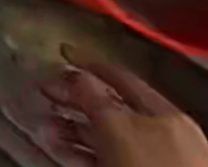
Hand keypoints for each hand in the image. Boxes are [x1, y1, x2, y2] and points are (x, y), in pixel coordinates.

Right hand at [46, 55, 207, 166]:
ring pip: (107, 138)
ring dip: (73, 129)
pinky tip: (61, 153)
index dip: (87, 61)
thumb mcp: (115, 126)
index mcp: (164, 115)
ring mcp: (156, 164)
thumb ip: (92, 94)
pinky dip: (83, 154)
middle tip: (43, 93)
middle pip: (111, 108)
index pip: (121, 77)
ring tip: (46, 130)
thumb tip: (75, 74)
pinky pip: (108, 161)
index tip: (59, 52)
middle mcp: (164, 137)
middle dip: (73, 100)